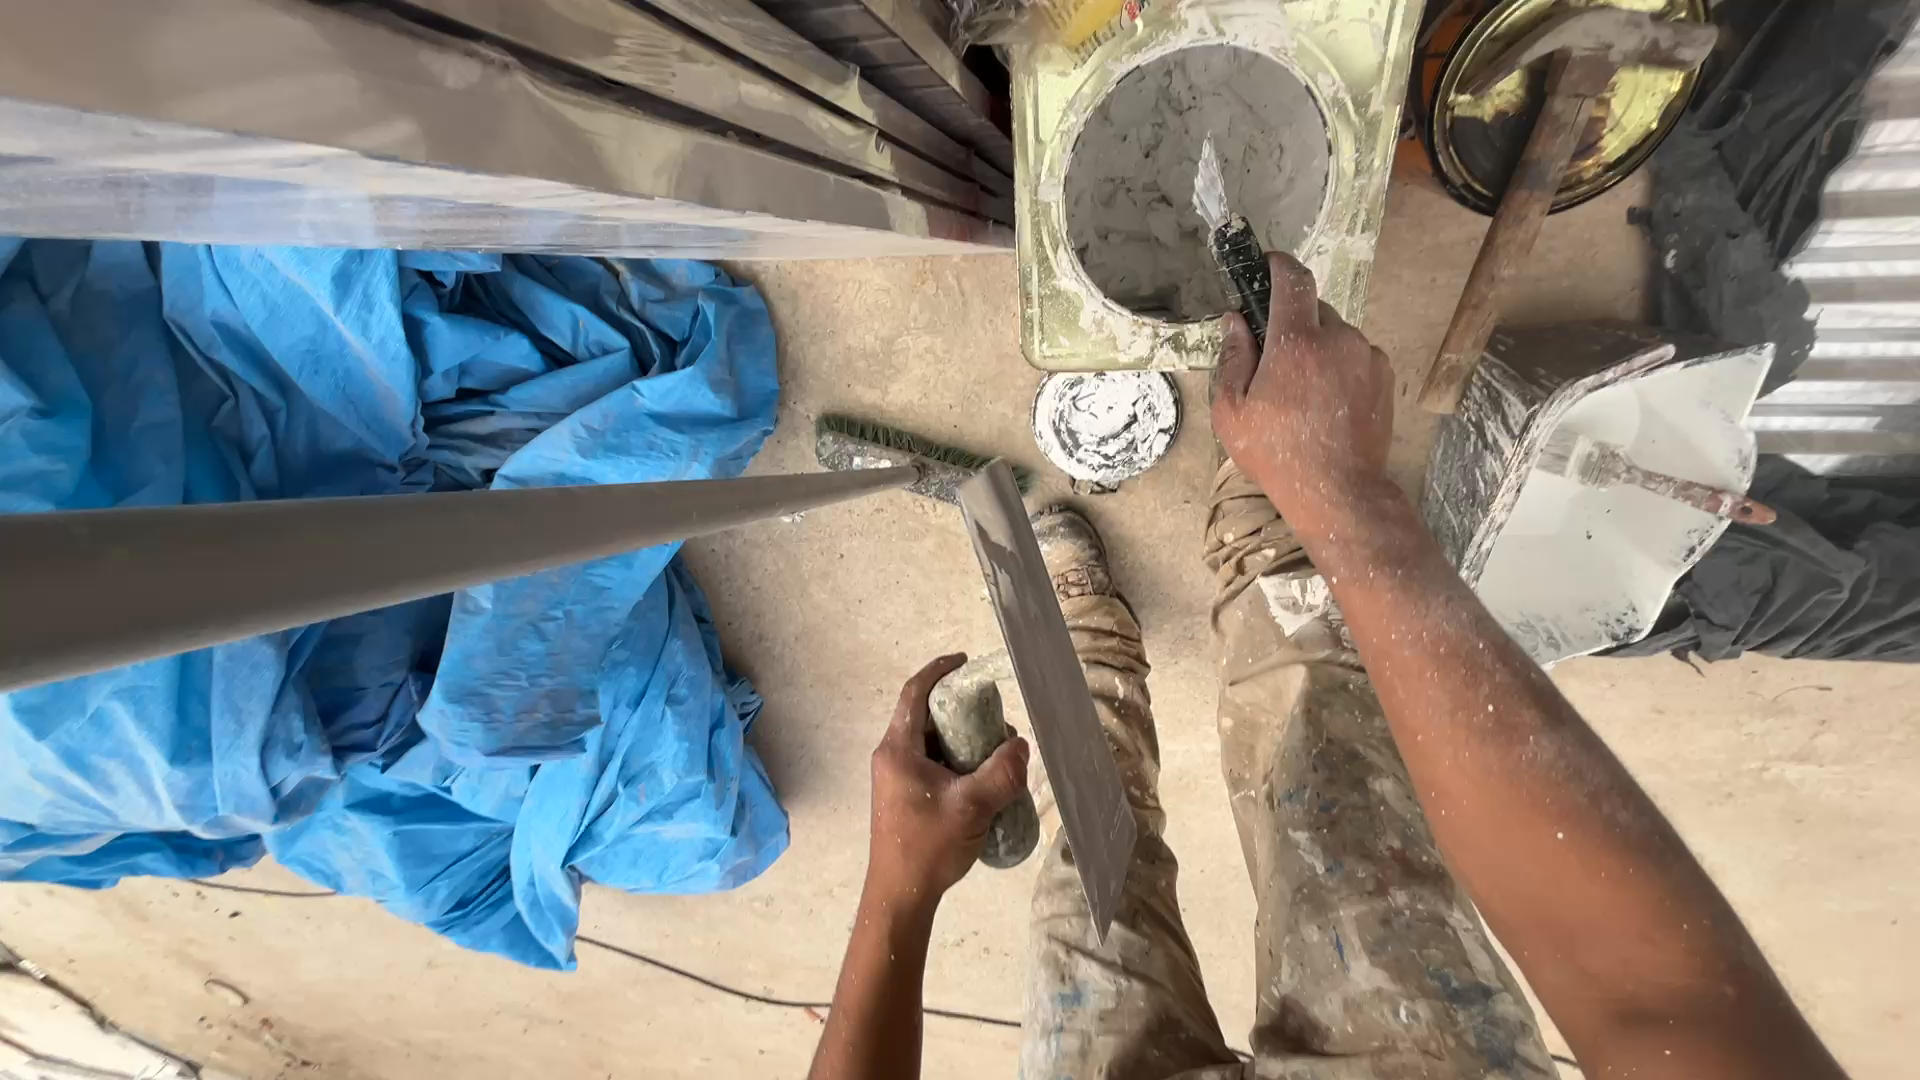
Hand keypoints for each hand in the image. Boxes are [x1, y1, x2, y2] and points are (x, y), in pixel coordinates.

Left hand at [866, 654, 1030, 905]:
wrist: (899, 896)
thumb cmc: (927, 847)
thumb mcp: (971, 807)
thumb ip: (1001, 774)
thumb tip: (1021, 745)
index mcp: (898, 749)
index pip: (914, 694)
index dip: (938, 672)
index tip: (963, 661)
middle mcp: (892, 756)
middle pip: (925, 716)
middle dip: (959, 708)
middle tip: (993, 712)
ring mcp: (897, 777)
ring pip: (931, 741)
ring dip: (961, 737)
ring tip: (995, 746)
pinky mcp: (905, 795)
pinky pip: (933, 762)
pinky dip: (957, 759)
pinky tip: (983, 775)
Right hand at [1212, 253, 1394, 523]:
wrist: (1338, 489)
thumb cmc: (1275, 453)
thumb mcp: (1232, 411)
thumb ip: (1233, 358)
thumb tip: (1235, 321)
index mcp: (1297, 343)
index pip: (1292, 281)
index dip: (1278, 264)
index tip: (1267, 262)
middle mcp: (1339, 339)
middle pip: (1313, 310)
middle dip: (1291, 323)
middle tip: (1272, 360)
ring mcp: (1367, 357)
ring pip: (1336, 334)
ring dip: (1316, 347)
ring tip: (1300, 390)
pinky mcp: (1384, 377)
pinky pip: (1356, 356)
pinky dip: (1338, 366)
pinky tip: (1324, 401)